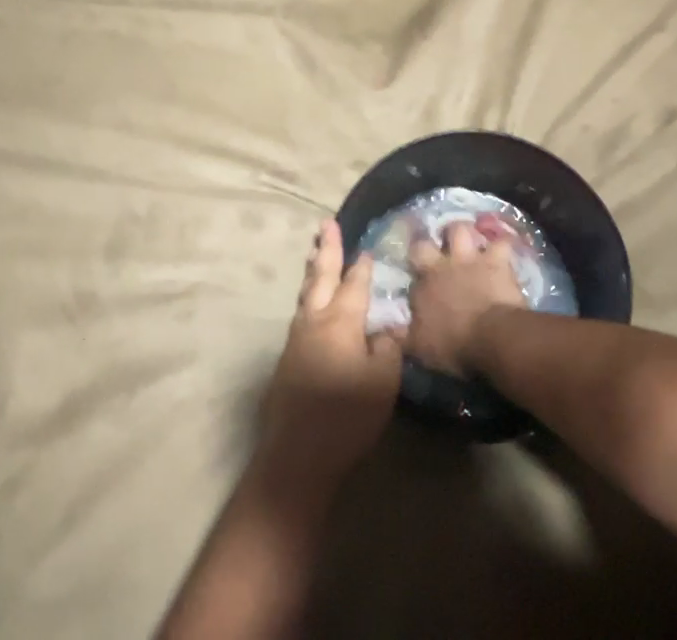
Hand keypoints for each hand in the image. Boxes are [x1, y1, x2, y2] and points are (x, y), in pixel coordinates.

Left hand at [257, 219, 403, 487]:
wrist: (298, 453)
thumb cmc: (347, 416)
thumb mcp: (383, 382)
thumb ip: (388, 348)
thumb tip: (389, 326)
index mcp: (340, 322)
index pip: (354, 284)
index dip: (362, 265)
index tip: (367, 246)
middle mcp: (314, 322)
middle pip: (321, 278)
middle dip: (326, 250)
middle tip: (325, 224)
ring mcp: (295, 340)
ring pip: (306, 295)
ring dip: (314, 272)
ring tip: (317, 254)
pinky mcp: (287, 360)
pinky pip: (301, 315)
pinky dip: (309, 298)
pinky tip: (314, 305)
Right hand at [404, 220, 525, 376]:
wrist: (492, 337)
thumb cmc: (454, 344)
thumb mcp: (420, 349)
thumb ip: (402, 336)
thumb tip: (386, 330)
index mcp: (422, 286)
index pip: (409, 278)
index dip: (412, 279)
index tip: (416, 284)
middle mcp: (441, 266)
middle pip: (425, 243)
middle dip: (427, 245)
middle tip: (436, 251)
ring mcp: (470, 259)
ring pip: (460, 229)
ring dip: (462, 234)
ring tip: (466, 242)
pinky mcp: (497, 261)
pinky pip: (502, 242)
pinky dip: (502, 244)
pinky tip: (503, 248)